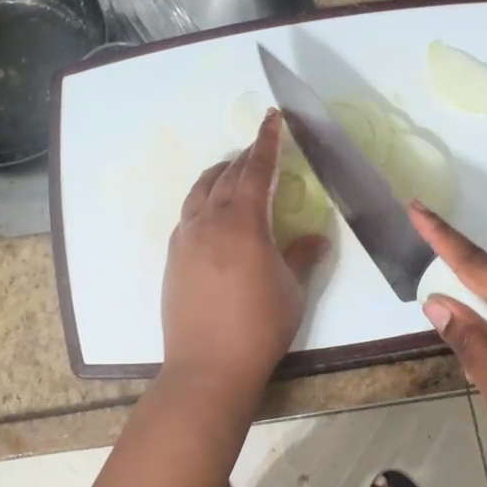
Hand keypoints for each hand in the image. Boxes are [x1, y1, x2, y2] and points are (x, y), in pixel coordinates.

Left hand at [161, 110, 327, 391]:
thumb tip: (314, 238)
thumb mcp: (291, 290)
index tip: (272, 118)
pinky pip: (188, 214)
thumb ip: (302, 256)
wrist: (206, 367)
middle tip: (261, 145)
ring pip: (201, 191)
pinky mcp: (173, 257)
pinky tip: (211, 212)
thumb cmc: (258, 327)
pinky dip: (203, 200)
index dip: (267, 142)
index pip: (256, 170)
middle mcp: (209, 221)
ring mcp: (185, 238)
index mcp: (243, 222)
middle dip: (245, 156)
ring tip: (232, 170)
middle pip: (227, 175)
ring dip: (219, 174)